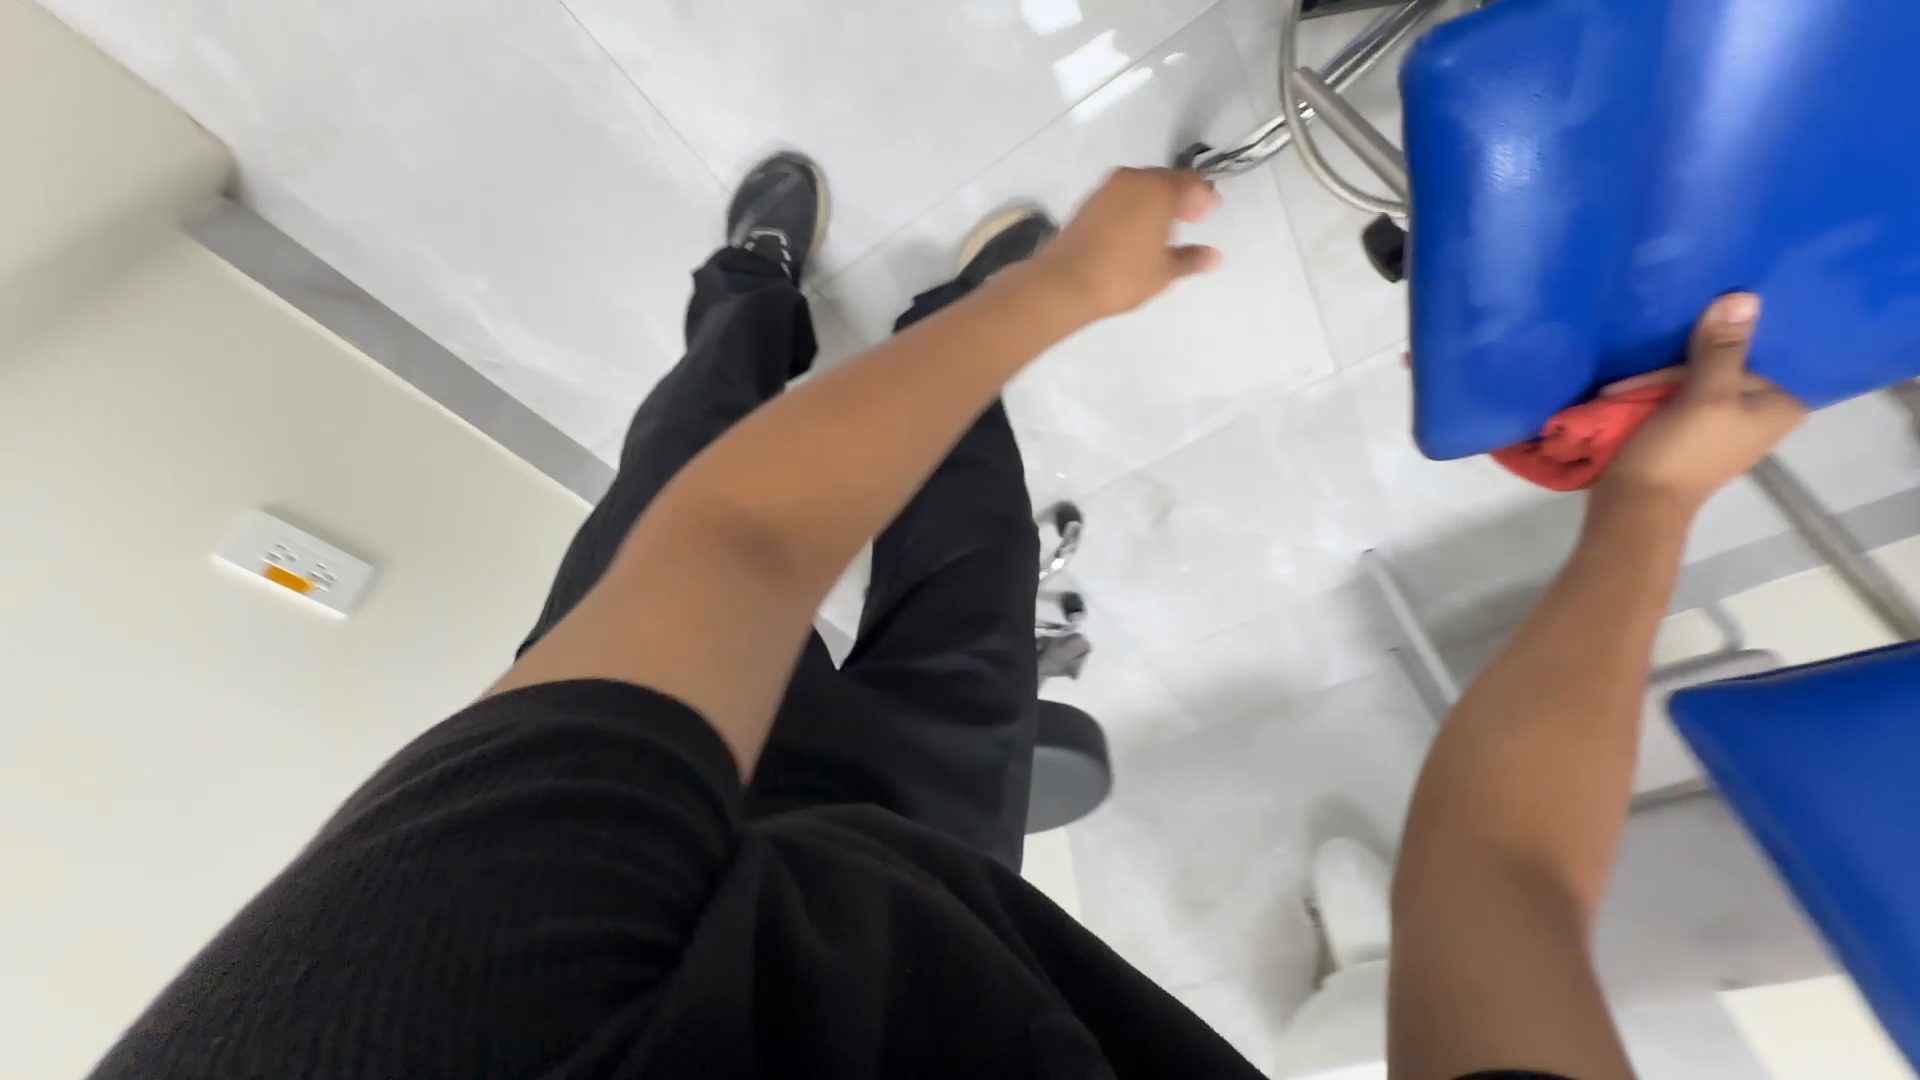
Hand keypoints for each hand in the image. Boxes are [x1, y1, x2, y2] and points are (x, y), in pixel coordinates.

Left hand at [1031, 167, 1222, 319]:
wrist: (1064, 283)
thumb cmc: (1122, 277)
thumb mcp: (1163, 272)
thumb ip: (1191, 260)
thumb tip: (1214, 257)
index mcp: (1158, 189)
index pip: (1191, 183)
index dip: (1204, 197)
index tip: (1209, 212)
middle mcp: (1133, 179)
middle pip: (1165, 180)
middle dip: (1180, 197)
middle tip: (1189, 218)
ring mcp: (1106, 189)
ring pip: (1140, 187)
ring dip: (1155, 201)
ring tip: (1162, 227)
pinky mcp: (1086, 203)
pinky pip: (1120, 197)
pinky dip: (1133, 207)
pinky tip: (1134, 230)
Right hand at [1599, 293, 1806, 508]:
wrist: (1636, 507)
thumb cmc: (1678, 451)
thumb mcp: (1702, 395)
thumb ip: (1720, 348)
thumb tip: (1741, 296)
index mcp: (1779, 406)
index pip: (1730, 362)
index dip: (1681, 366)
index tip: (1640, 379)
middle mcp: (1757, 419)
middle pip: (1707, 377)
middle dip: (1658, 382)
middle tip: (1616, 392)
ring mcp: (1721, 436)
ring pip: (1684, 395)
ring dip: (1646, 395)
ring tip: (1612, 401)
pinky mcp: (1688, 449)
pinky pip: (1670, 415)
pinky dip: (1645, 412)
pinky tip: (1619, 415)